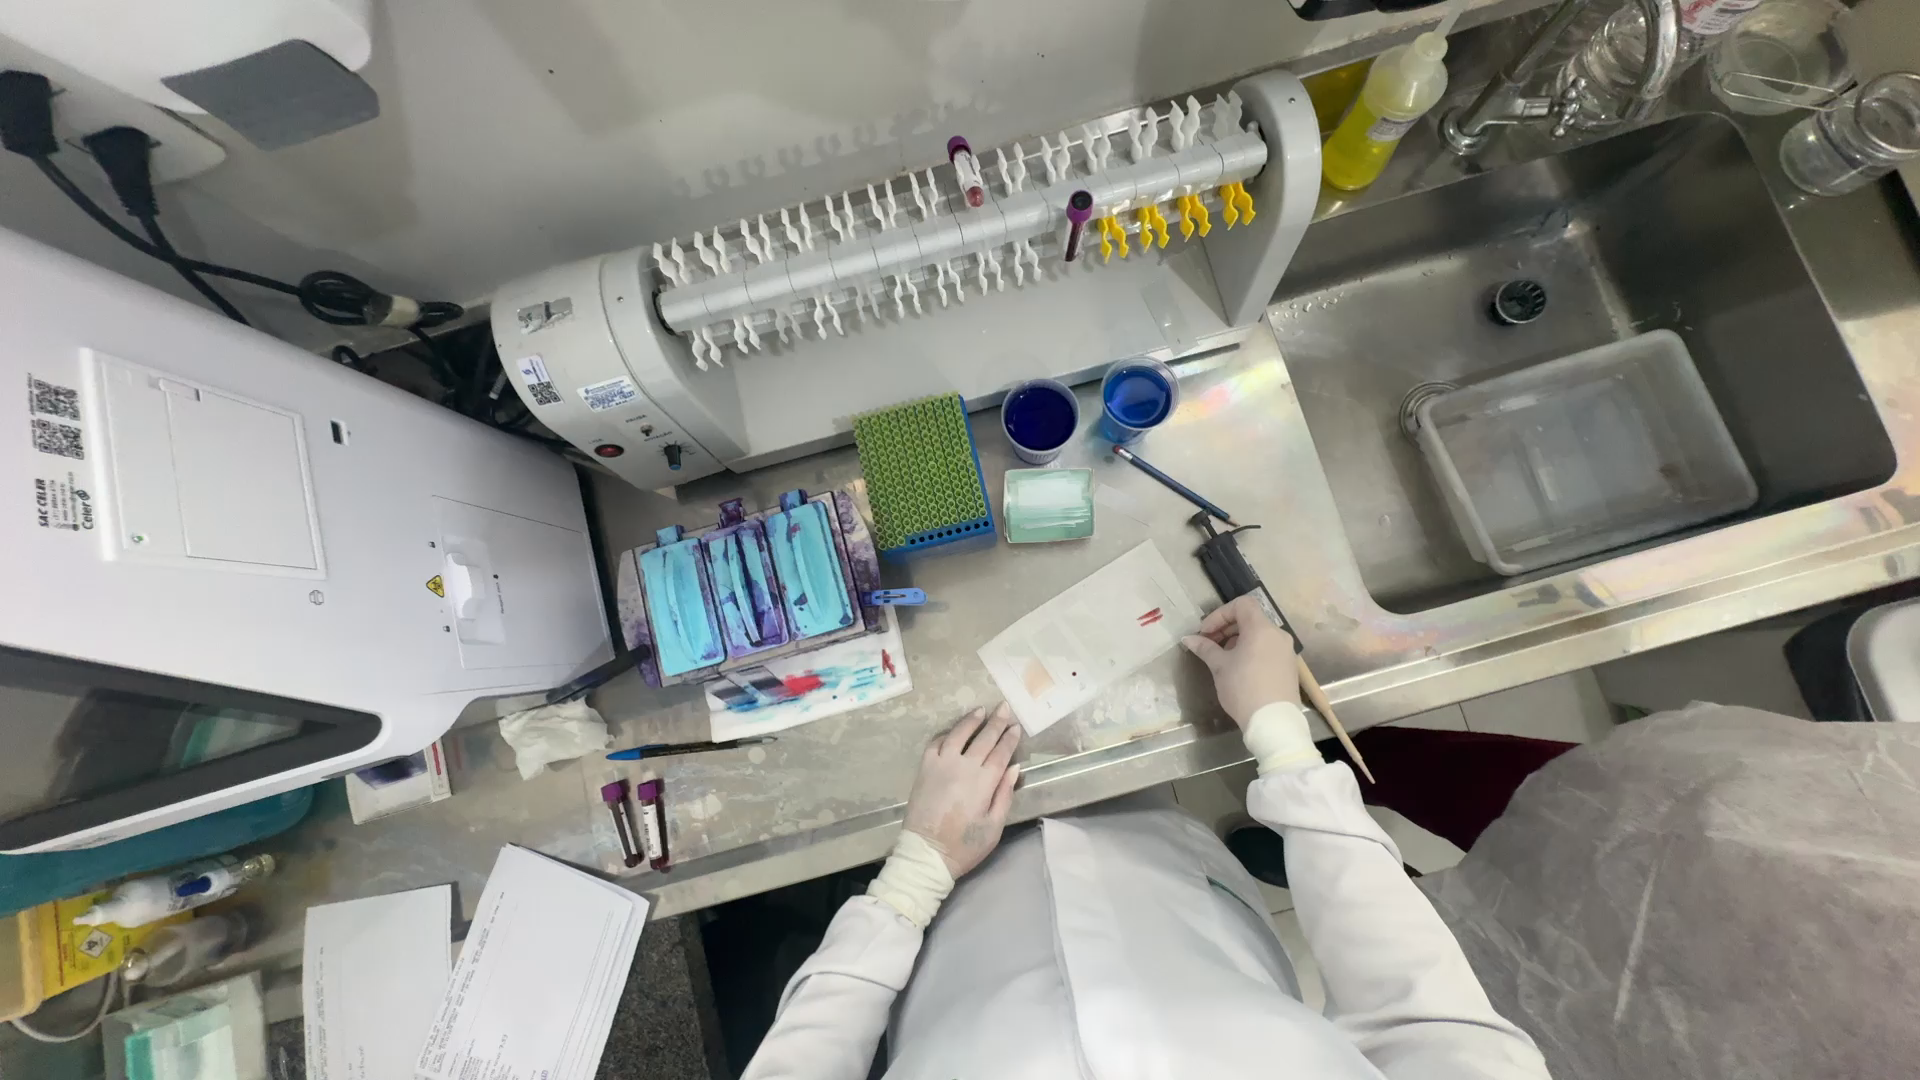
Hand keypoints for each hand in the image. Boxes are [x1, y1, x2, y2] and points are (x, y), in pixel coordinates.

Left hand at [902, 703, 1021, 877]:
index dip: (1009, 739)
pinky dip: (946, 734)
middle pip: (983, 738)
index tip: (1015, 726)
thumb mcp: (994, 826)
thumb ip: (1004, 795)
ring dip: (970, 721)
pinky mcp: (925, 768)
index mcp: (983, 782)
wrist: (926, 853)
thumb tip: (1014, 768)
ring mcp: (941, 764)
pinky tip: (952, 731)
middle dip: (996, 722)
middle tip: (1004, 707)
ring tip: (980, 710)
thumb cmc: (965, 845)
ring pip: (958, 734)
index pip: (1000, 753)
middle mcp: (963, 766)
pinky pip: (936, 743)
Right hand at [1182, 593, 1300, 729]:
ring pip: (1259, 634)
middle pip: (1250, 619)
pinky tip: (1239, 668)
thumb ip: (1205, 648)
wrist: (1273, 722)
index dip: (1220, 614)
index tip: (1206, 632)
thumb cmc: (1243, 688)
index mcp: (1261, 629)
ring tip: (1222, 657)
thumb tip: (1188, 639)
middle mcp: (1277, 635)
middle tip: (1209, 644)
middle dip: (1226, 627)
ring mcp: (1286, 651)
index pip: (1242, 604)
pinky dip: (1251, 650)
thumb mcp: (1219, 666)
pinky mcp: (1289, 666)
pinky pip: (1267, 648)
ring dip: (1238, 639)